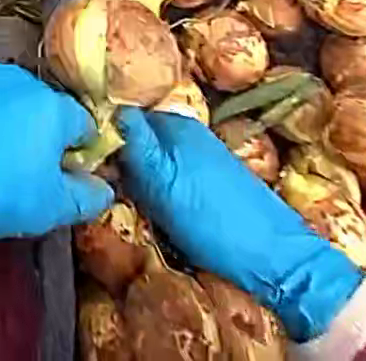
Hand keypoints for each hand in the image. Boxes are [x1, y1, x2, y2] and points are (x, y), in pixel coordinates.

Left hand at [0, 62, 114, 247]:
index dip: (77, 152)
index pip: (84, 125)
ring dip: (14, 119)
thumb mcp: (48, 208)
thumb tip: (105, 188)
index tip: (62, 175)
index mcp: (56, 109)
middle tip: (25, 168)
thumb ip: (86, 197)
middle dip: (44, 134)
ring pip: (17, 99)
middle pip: (49, 109)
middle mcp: (29, 80)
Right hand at [116, 107, 362, 341]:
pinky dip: (160, 191)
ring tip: (134, 202)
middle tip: (110, 187)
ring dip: (139, 179)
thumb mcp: (163, 181)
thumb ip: (134, 142)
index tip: (88, 158)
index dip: (103, 133)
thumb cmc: (212, 219)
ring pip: (153, 159)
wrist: (278, 260)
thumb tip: (105, 104)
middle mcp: (186, 132)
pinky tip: (160, 212)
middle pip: (137, 137)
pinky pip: (171, 175)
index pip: (123, 113)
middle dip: (121, 159)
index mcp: (173, 123)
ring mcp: (201, 155)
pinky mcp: (211, 179)